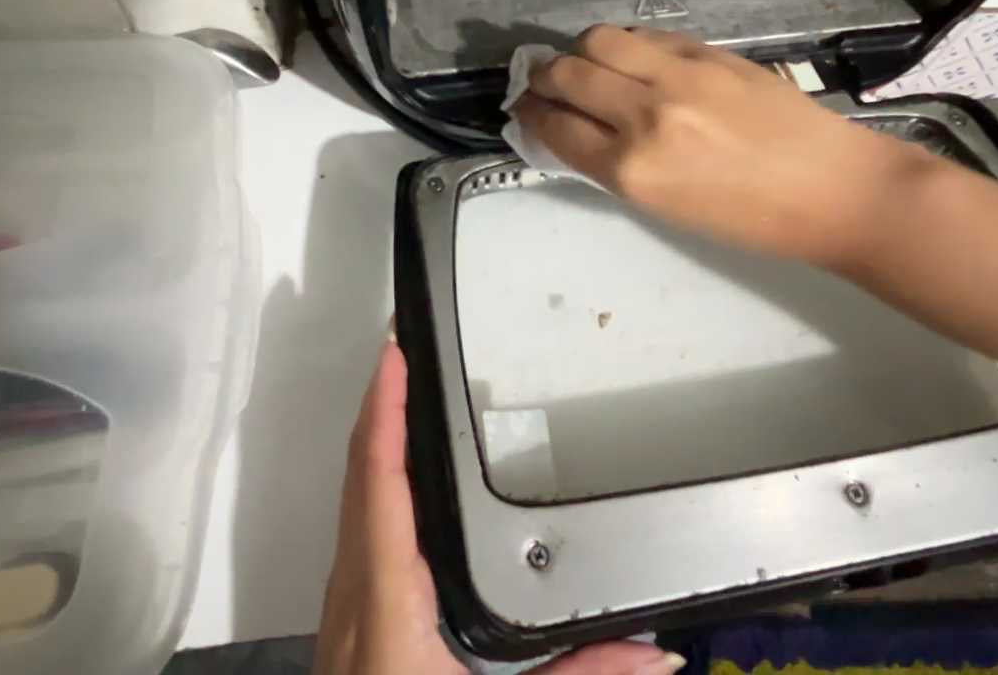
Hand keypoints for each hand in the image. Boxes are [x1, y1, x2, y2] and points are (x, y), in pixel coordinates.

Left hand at [313, 340, 685, 674]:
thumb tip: (653, 653)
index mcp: (387, 598)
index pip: (379, 481)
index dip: (384, 412)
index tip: (392, 355)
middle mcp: (354, 587)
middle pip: (357, 474)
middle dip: (378, 406)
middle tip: (402, 352)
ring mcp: (345, 599)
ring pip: (351, 496)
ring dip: (373, 438)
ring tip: (401, 394)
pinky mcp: (350, 612)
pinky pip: (357, 522)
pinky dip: (372, 476)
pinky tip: (397, 472)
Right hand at [512, 26, 923, 269]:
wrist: (833, 188)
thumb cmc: (749, 219)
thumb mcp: (665, 207)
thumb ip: (612, 164)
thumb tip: (572, 128)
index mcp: (634, 169)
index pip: (558, 127)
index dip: (532, 114)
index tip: (523, 107)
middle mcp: (647, 114)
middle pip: (567, 74)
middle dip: (542, 78)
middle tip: (543, 83)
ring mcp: (681, 75)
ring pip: (599, 39)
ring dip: (579, 51)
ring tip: (588, 65)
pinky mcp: (710, 51)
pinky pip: (646, 35)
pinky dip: (625, 45)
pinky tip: (633, 60)